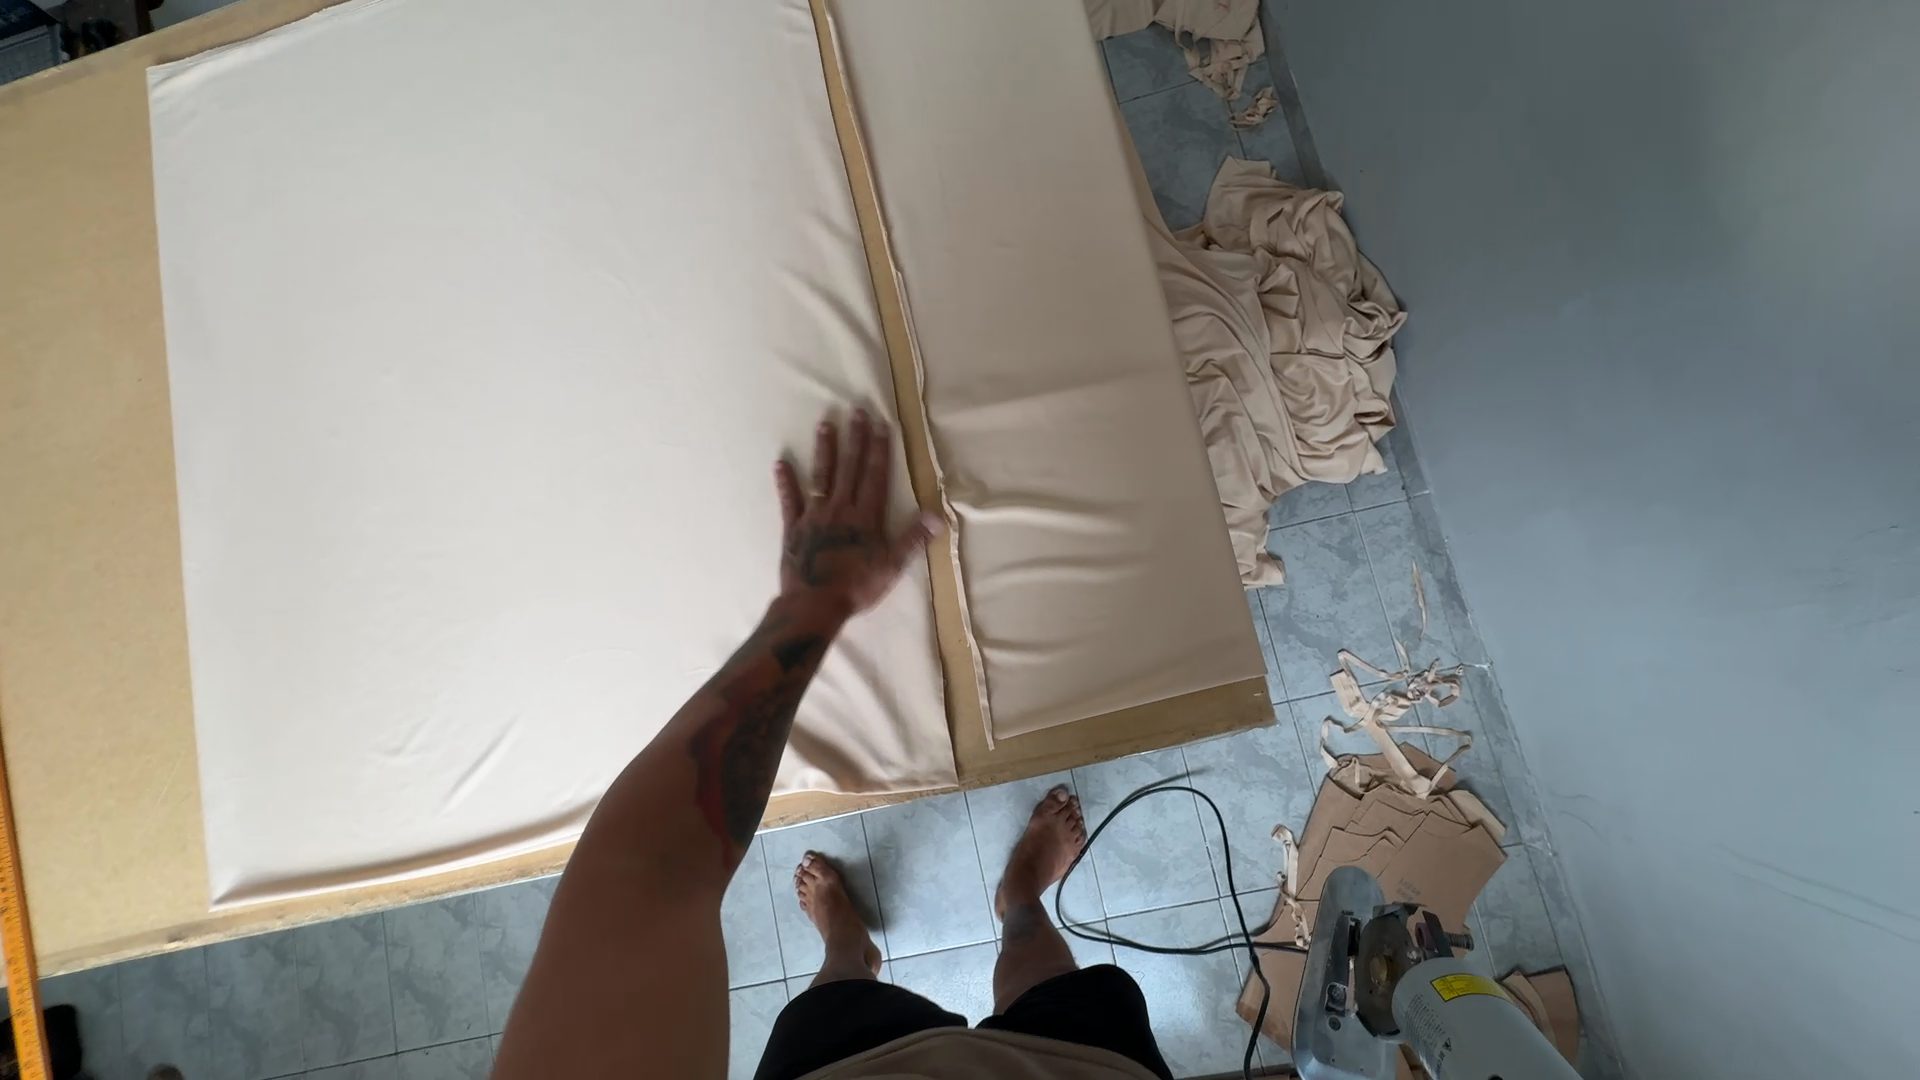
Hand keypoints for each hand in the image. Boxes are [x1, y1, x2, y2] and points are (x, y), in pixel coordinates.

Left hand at [773, 408, 940, 618]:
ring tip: (825, 424)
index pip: (875, 476)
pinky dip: (785, 482)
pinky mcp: (793, 528)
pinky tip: (780, 463)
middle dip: (854, 439)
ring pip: (821, 476)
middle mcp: (841, 508)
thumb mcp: (892, 565)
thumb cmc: (857, 586)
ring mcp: (814, 516)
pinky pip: (789, 501)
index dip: (879, 449)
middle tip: (855, 410)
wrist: (814, 604)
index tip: (880, 424)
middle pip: (849, 468)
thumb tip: (938, 515)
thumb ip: (913, 538)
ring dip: (824, 450)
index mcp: (866, 516)